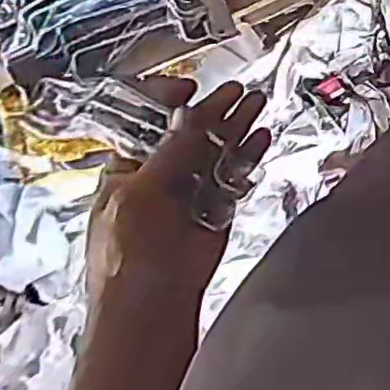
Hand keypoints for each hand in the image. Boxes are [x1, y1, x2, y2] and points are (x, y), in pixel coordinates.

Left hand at [87, 79, 270, 298]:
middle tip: (237, 91)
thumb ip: (170, 151)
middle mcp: (161, 173)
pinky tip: (260, 137)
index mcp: (129, 166)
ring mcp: (191, 189)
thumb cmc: (128, 252)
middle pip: (190, 131)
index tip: (189, 87)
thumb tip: (189, 112)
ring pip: (216, 148)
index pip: (148, 121)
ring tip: (257, 102)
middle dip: (214, 109)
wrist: (153, 302)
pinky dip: (248, 154)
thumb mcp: (141, 193)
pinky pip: (235, 173)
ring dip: (236, 125)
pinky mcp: (218, 205)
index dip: (167, 100)